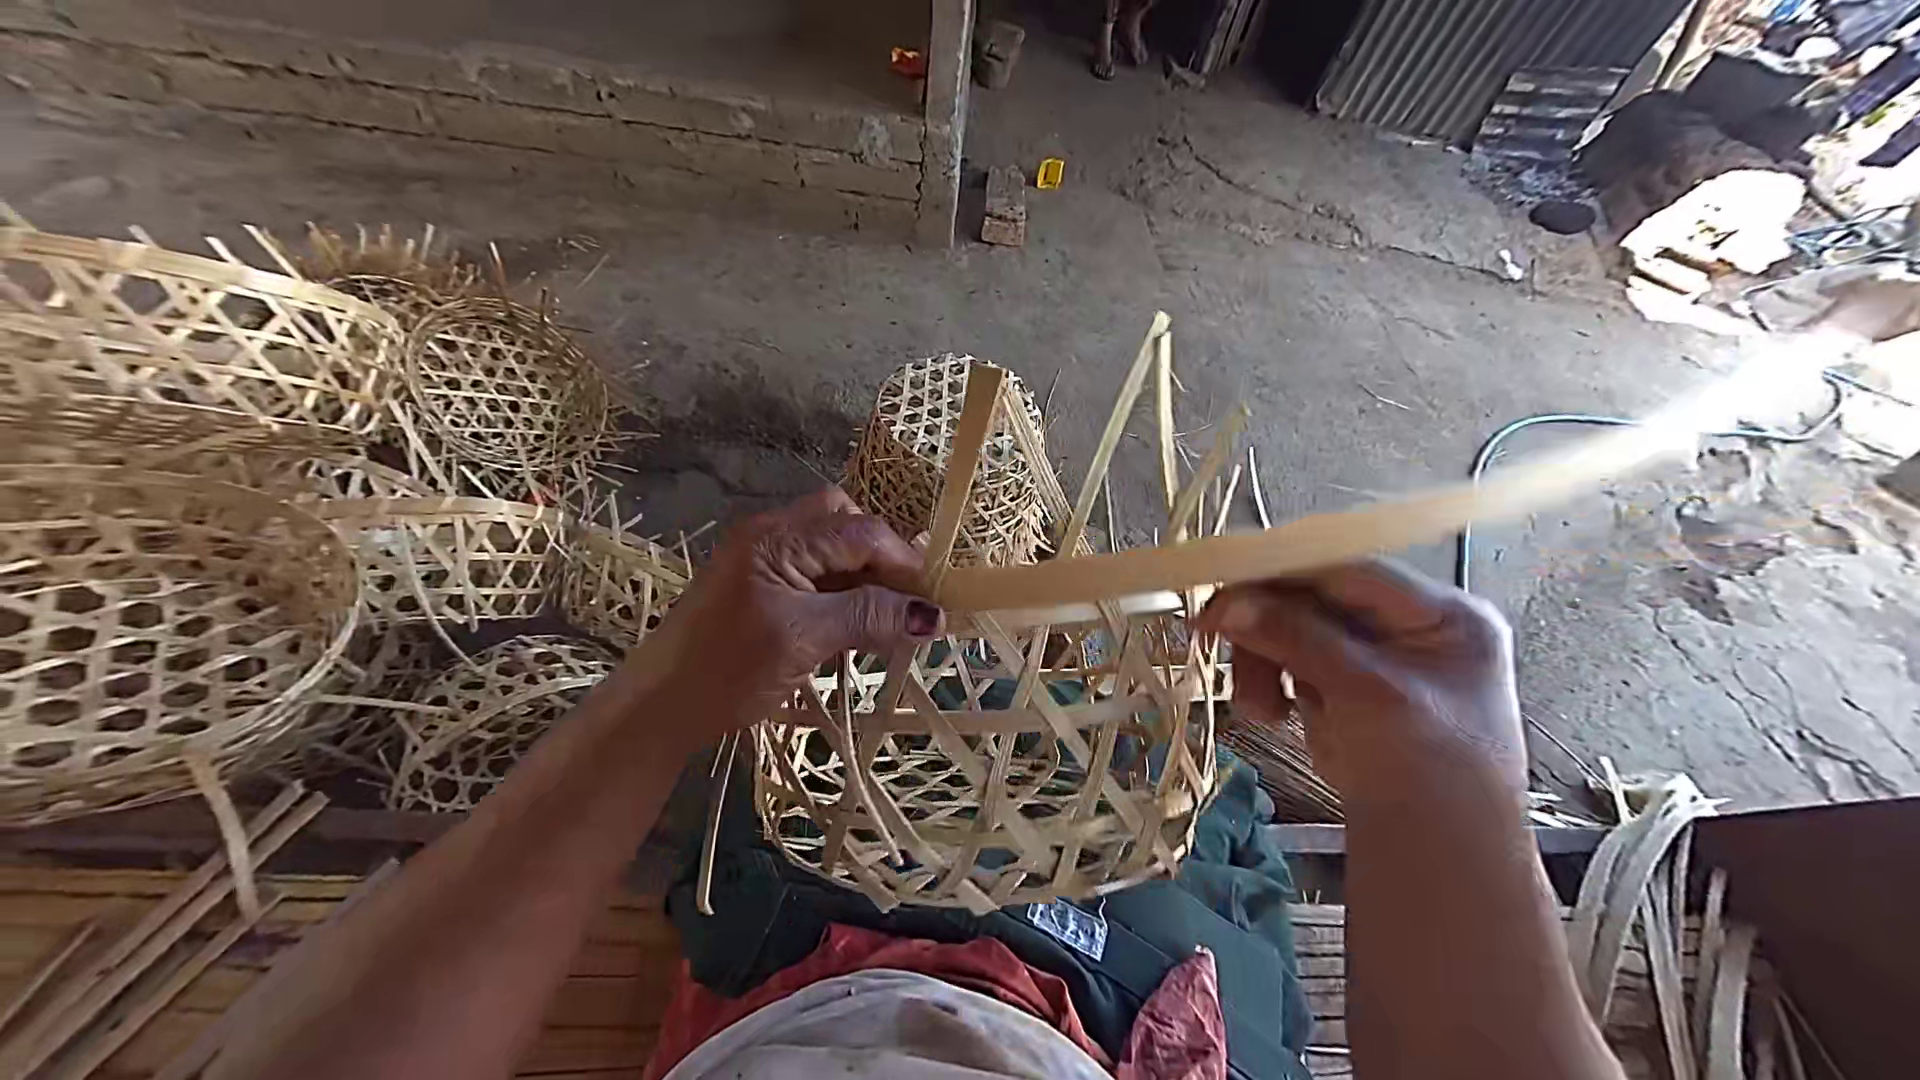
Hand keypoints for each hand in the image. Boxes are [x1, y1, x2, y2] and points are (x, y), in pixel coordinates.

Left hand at [633, 489, 941, 742]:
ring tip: (889, 621)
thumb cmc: (724, 671)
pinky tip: (860, 626)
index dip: (904, 564)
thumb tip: (933, 615)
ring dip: (869, 580)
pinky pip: (822, 577)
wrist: (658, 709)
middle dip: (885, 560)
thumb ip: (868, 617)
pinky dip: (848, 595)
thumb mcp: (803, 639)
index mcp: (778, 537)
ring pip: (838, 552)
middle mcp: (774, 536)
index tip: (934, 605)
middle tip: (907, 604)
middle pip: (849, 526)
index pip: (861, 532)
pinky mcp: (767, 588)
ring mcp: (768, 560)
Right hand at [1195, 559, 1524, 804]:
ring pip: (1289, 630)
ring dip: (1259, 663)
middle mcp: (1405, 624)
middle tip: (1212, 636)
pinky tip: (1274, 715)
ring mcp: (1370, 654)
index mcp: (1441, 615)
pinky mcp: (1339, 682)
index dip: (1285, 570)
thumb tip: (1229, 604)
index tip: (1226, 582)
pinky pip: (1286, 661)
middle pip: (1313, 598)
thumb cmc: (1426, 775)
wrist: (1431, 859)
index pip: (1350, 570)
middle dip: (1265, 627)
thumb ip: (1298, 639)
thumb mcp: (1367, 696)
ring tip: (1258, 710)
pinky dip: (1267, 683)